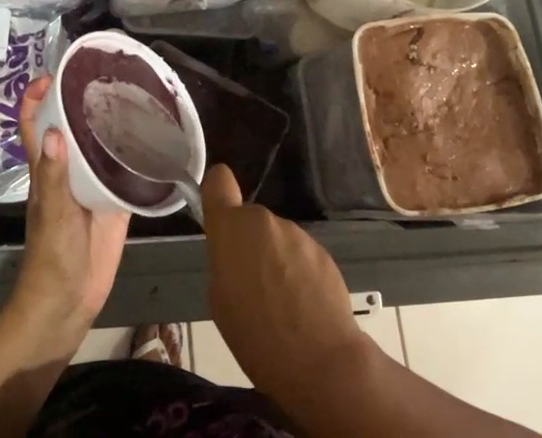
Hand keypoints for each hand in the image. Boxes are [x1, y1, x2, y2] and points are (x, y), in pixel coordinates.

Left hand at [7, 72, 129, 346]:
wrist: (68, 303)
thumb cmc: (52, 258)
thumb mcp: (53, 216)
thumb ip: (53, 177)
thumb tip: (55, 130)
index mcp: (47, 169)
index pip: (36, 124)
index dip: (38, 97)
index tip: (57, 73)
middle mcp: (70, 170)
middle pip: (74, 127)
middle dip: (85, 100)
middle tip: (113, 75)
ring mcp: (94, 187)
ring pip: (102, 146)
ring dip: (113, 123)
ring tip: (140, 96)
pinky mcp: (117, 204)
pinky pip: (127, 174)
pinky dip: (138, 156)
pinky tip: (158, 139)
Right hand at [201, 164, 370, 395]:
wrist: (317, 358)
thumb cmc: (254, 334)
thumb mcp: (220, 300)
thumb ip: (225, 264)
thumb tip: (240, 258)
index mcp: (231, 229)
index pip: (219, 182)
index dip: (218, 192)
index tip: (219, 212)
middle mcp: (264, 222)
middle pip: (250, 222)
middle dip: (250, 244)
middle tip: (251, 284)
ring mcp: (297, 234)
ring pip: (278, 239)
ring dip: (276, 259)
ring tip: (281, 302)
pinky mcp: (323, 252)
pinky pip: (301, 255)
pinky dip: (299, 272)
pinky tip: (303, 305)